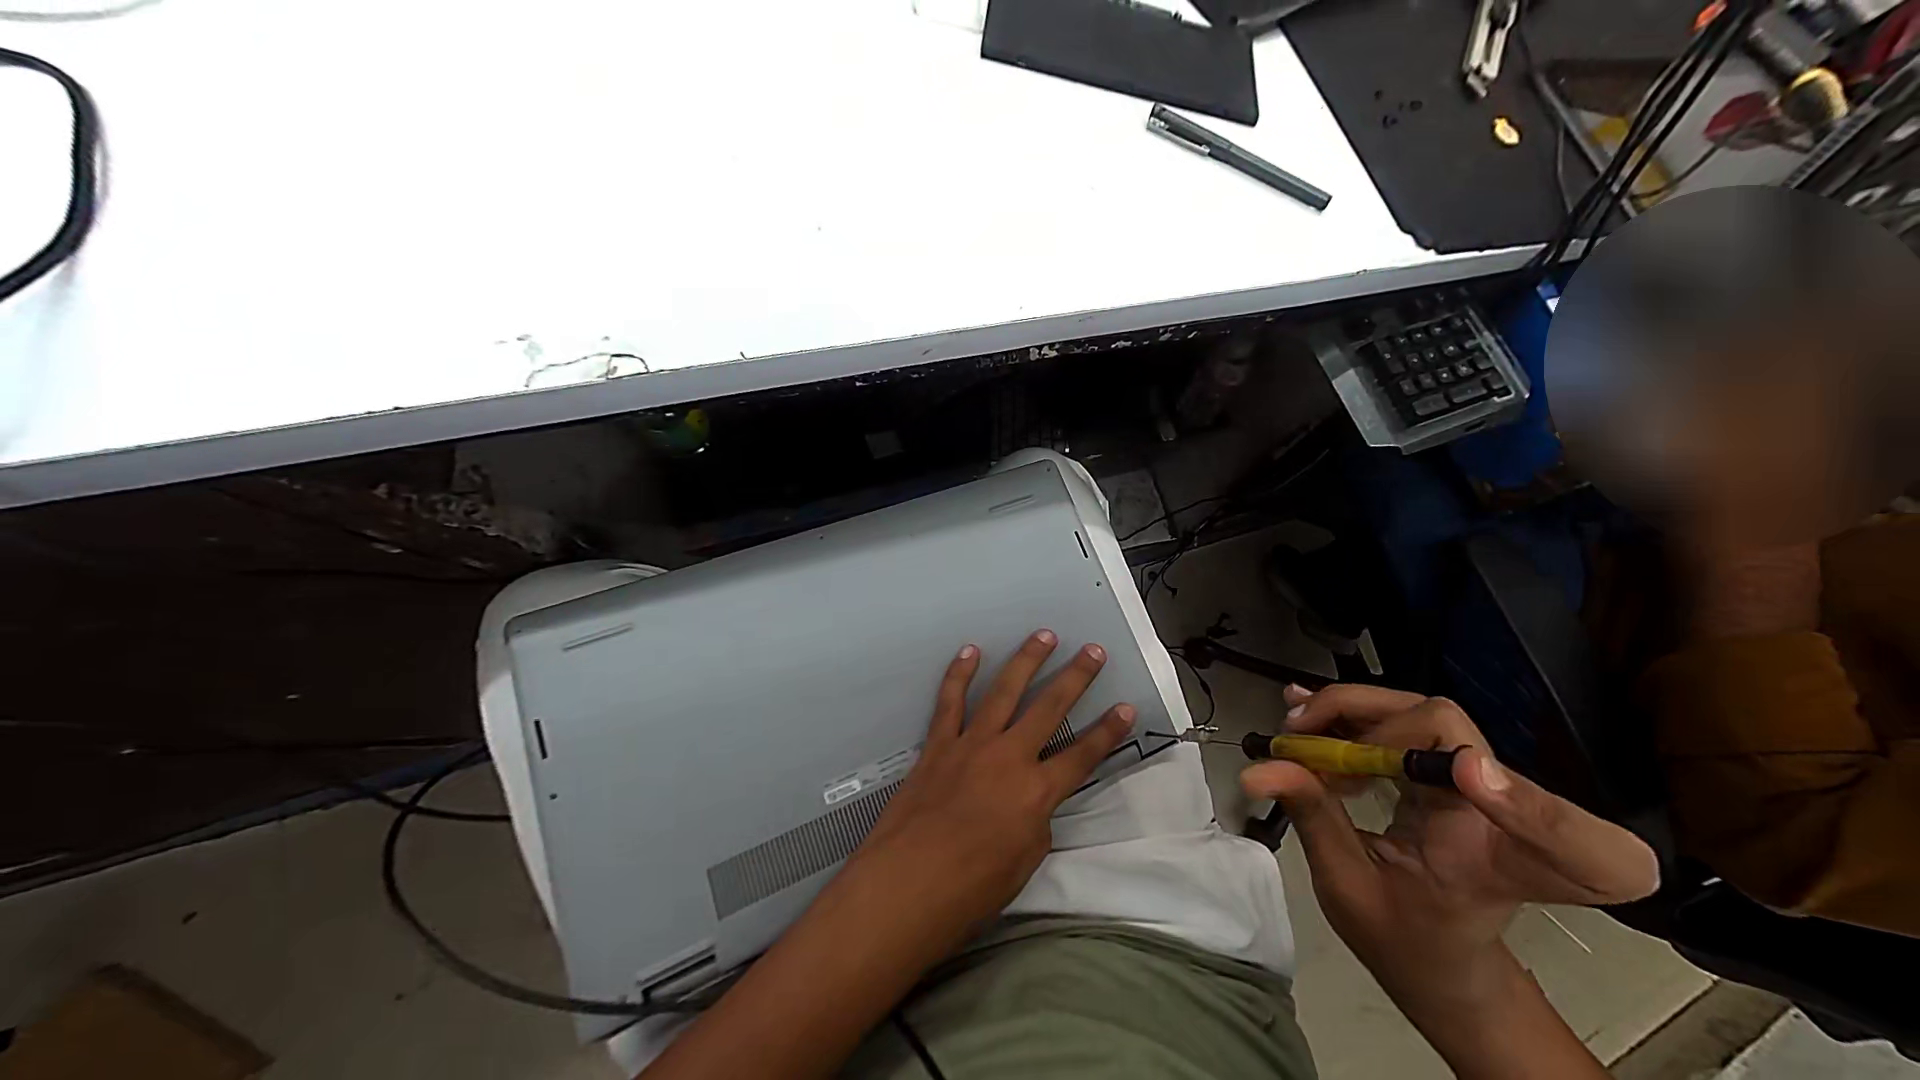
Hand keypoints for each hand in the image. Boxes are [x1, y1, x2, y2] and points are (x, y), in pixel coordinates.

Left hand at [839, 629, 1135, 942]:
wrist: (907, 883)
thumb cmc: (972, 888)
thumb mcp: (1025, 863)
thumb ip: (1036, 823)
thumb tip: (1033, 802)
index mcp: (1037, 792)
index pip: (1083, 756)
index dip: (1108, 732)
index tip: (1126, 708)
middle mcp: (1009, 757)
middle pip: (1049, 708)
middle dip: (1075, 677)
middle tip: (1093, 651)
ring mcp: (971, 745)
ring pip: (1003, 692)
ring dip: (1026, 661)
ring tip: (1044, 636)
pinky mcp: (938, 745)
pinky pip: (951, 702)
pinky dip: (960, 674)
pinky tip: (970, 652)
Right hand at [1241, 684, 1658, 1020]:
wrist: (1435, 951)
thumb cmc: (1405, 939)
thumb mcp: (1348, 888)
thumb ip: (1313, 819)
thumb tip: (1259, 770)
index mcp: (1496, 863)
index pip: (1563, 839)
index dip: (1528, 804)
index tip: (1469, 776)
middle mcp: (1497, 809)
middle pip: (1450, 728)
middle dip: (1371, 720)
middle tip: (1300, 735)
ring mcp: (1472, 779)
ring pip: (1418, 711)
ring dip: (1348, 710)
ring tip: (1293, 730)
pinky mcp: (1442, 763)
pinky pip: (1399, 720)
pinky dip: (1348, 713)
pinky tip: (1304, 712)